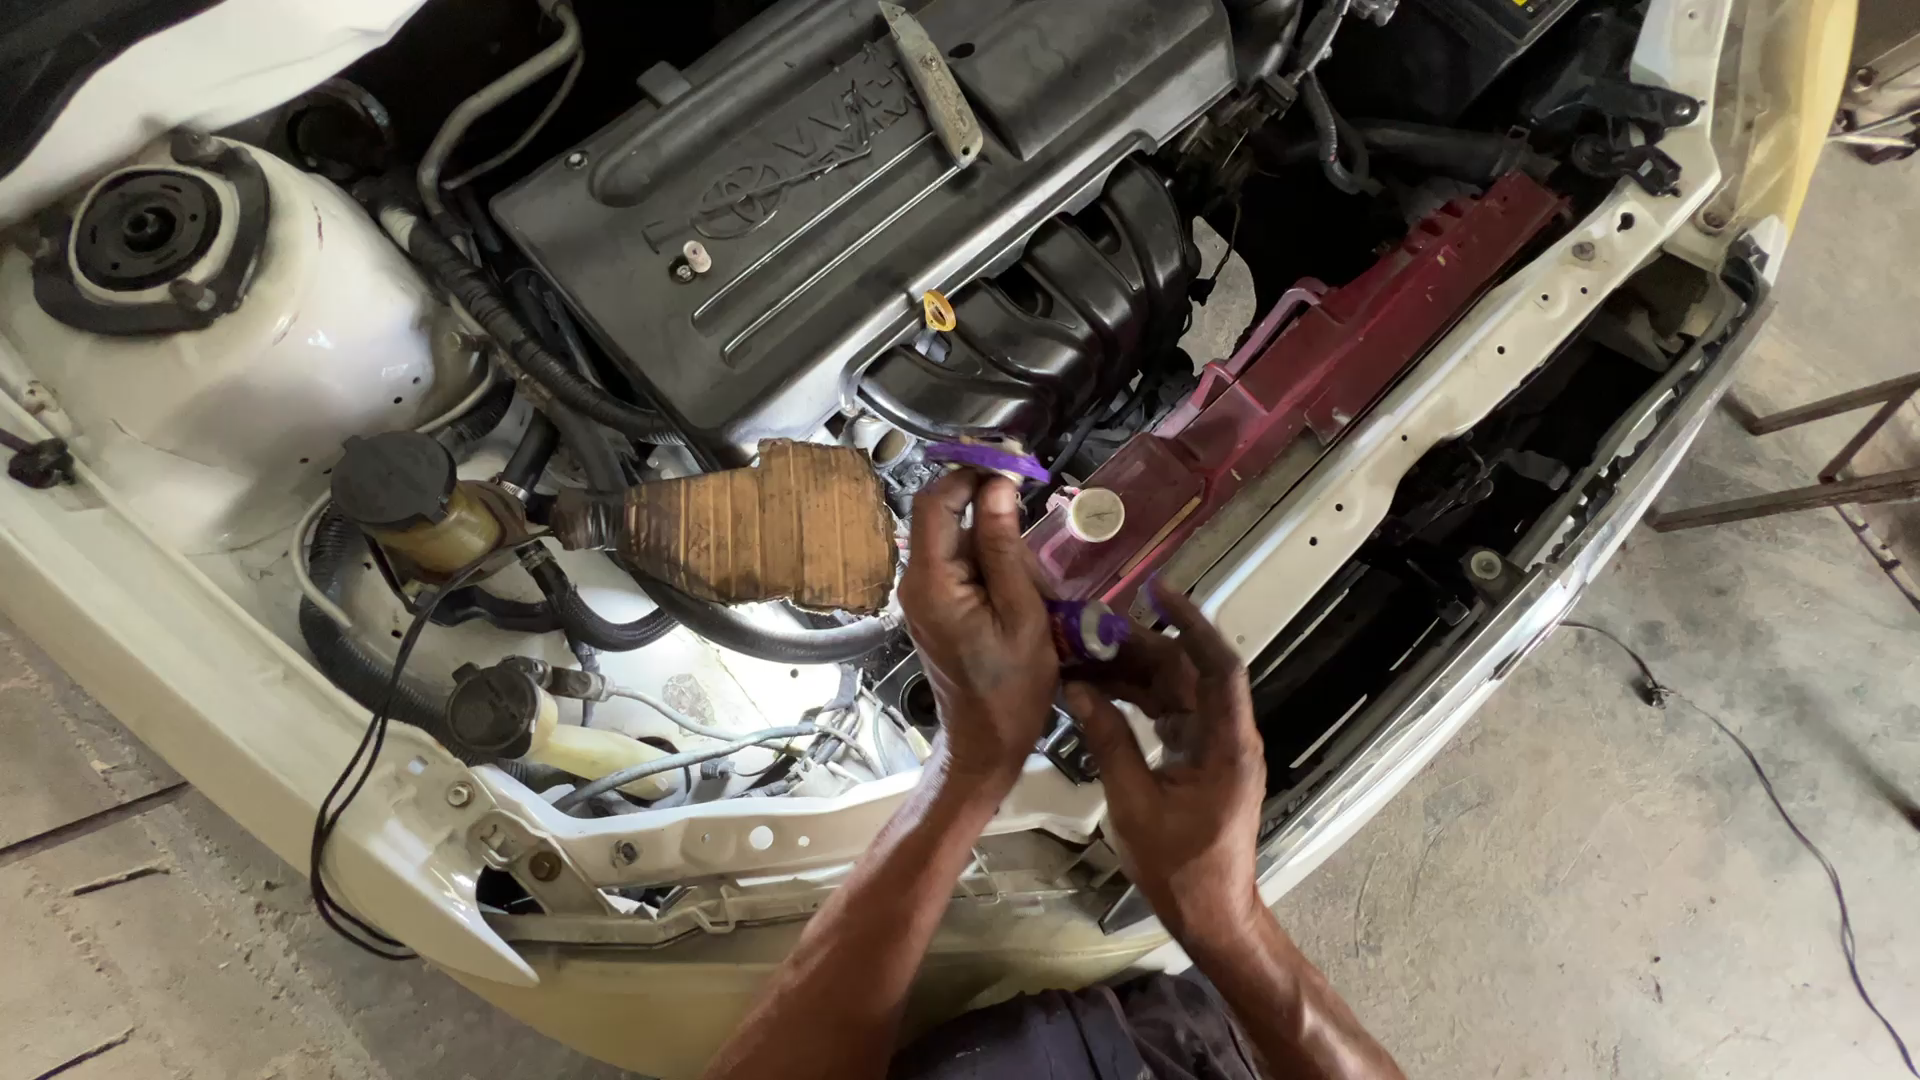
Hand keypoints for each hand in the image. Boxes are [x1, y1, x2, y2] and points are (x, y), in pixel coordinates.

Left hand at [899, 472, 1058, 796]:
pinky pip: (957, 564)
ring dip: (991, 533)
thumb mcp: (1021, 613)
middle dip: (983, 498)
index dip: (969, 471)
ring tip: (1031, 550)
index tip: (1010, 459)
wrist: (985, 740)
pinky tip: (1020, 578)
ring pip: (953, 538)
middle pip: (942, 516)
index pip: (936, 501)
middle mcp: (915, 581)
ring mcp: (921, 595)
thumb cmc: (1011, 686)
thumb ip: (1004, 548)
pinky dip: (987, 557)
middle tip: (1028, 491)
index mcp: (931, 581)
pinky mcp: (934, 606)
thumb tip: (997, 486)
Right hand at [1063, 580, 1268, 949]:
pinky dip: (1134, 697)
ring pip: (1173, 687)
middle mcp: (1226, 734)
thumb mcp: (1134, 803)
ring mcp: (1212, 743)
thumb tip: (1078, 689)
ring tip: (1085, 652)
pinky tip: (1098, 687)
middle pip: (1187, 671)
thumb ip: (1109, 741)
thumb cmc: (1179, 867)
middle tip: (1090, 627)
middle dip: (1140, 644)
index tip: (1157, 591)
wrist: (1210, 914)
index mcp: (1226, 744)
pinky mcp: (1196, 754)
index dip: (1192, 623)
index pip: (1219, 667)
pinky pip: (1165, 710)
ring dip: (1132, 669)